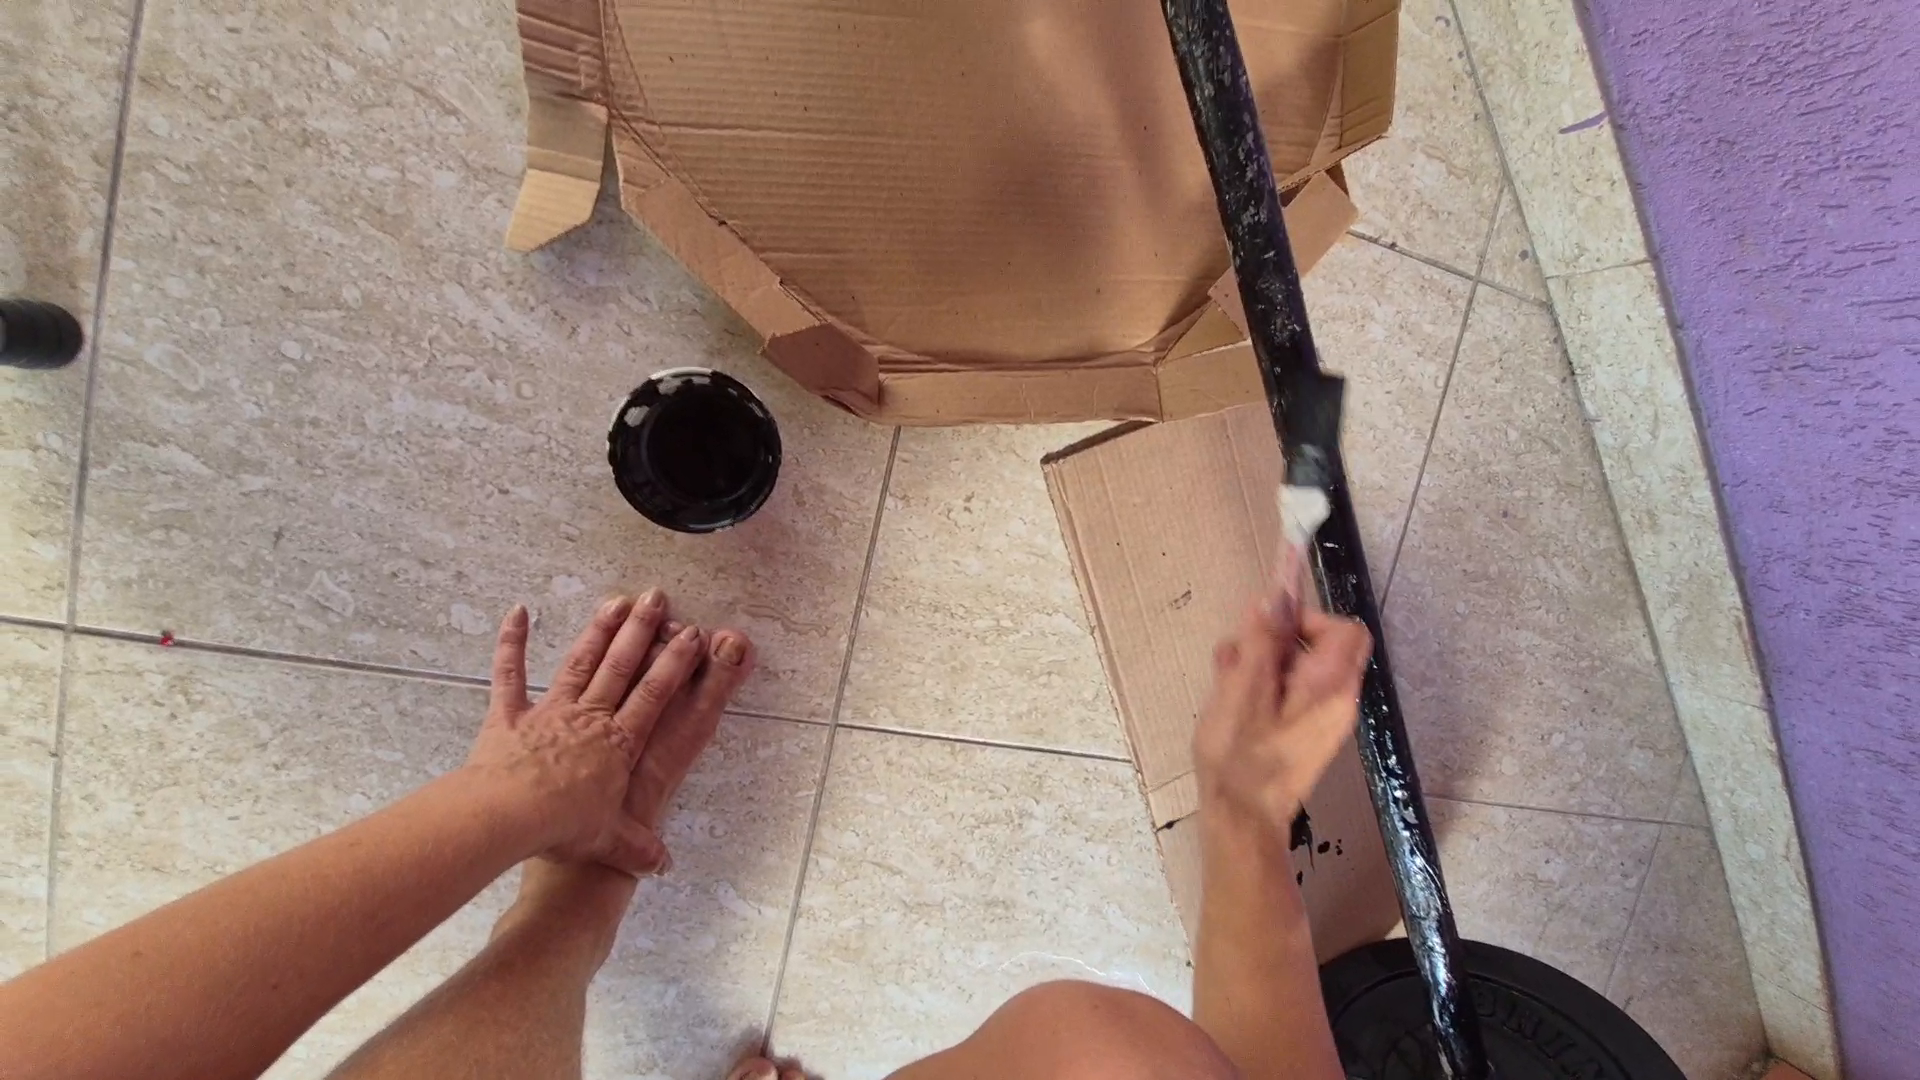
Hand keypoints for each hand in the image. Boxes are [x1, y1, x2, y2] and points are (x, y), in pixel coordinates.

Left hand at [467, 591, 706, 875]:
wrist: (506, 818)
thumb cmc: (561, 827)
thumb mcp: (608, 841)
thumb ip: (637, 847)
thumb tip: (664, 866)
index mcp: (618, 741)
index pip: (653, 694)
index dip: (674, 663)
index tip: (692, 634)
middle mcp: (590, 716)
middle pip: (621, 666)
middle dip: (641, 630)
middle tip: (656, 597)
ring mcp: (550, 711)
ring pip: (580, 662)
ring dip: (598, 629)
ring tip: (617, 599)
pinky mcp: (509, 715)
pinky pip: (510, 674)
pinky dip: (512, 642)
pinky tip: (518, 610)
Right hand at [1194, 554, 1372, 829]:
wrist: (1240, 821)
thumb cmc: (1241, 755)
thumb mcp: (1243, 689)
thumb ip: (1261, 640)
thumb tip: (1274, 594)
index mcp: (1329, 687)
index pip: (1343, 628)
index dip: (1306, 616)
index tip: (1266, 625)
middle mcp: (1334, 700)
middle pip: (1317, 645)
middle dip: (1272, 638)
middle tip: (1236, 654)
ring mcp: (1317, 719)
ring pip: (1295, 667)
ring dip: (1259, 660)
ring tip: (1224, 676)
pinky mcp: (1298, 733)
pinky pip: (1286, 692)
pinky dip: (1259, 684)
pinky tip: (1227, 695)